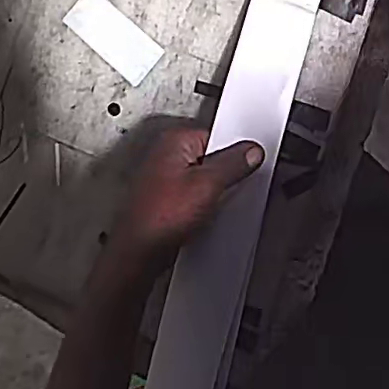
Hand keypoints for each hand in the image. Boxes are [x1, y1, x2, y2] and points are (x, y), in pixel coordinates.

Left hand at [105, 124, 263, 276]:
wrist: (138, 254)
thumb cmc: (159, 218)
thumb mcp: (209, 185)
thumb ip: (234, 164)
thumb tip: (250, 152)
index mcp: (175, 139)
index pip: (218, 134)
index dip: (236, 151)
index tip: (247, 163)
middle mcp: (166, 153)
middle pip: (211, 156)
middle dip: (223, 173)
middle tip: (224, 189)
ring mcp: (164, 176)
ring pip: (203, 177)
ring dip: (212, 192)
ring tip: (208, 206)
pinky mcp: (166, 197)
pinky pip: (194, 193)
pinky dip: (202, 204)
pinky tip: (202, 216)